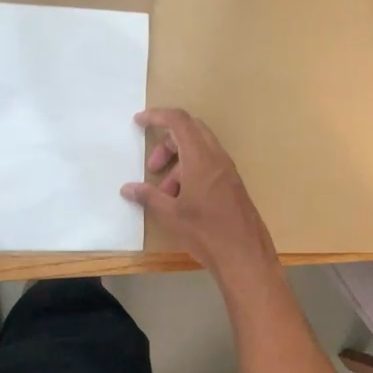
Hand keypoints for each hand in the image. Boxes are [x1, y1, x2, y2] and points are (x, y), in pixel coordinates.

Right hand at [121, 108, 276, 279]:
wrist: (244, 255)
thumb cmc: (205, 232)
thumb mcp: (170, 215)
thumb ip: (148, 197)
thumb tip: (127, 188)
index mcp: (201, 158)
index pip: (179, 121)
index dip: (157, 116)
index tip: (139, 122)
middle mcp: (217, 158)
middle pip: (190, 131)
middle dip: (167, 142)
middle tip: (152, 167)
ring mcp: (227, 171)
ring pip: (199, 150)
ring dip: (178, 163)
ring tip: (164, 193)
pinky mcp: (232, 185)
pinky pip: (208, 166)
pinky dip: (191, 173)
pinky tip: (181, 201)